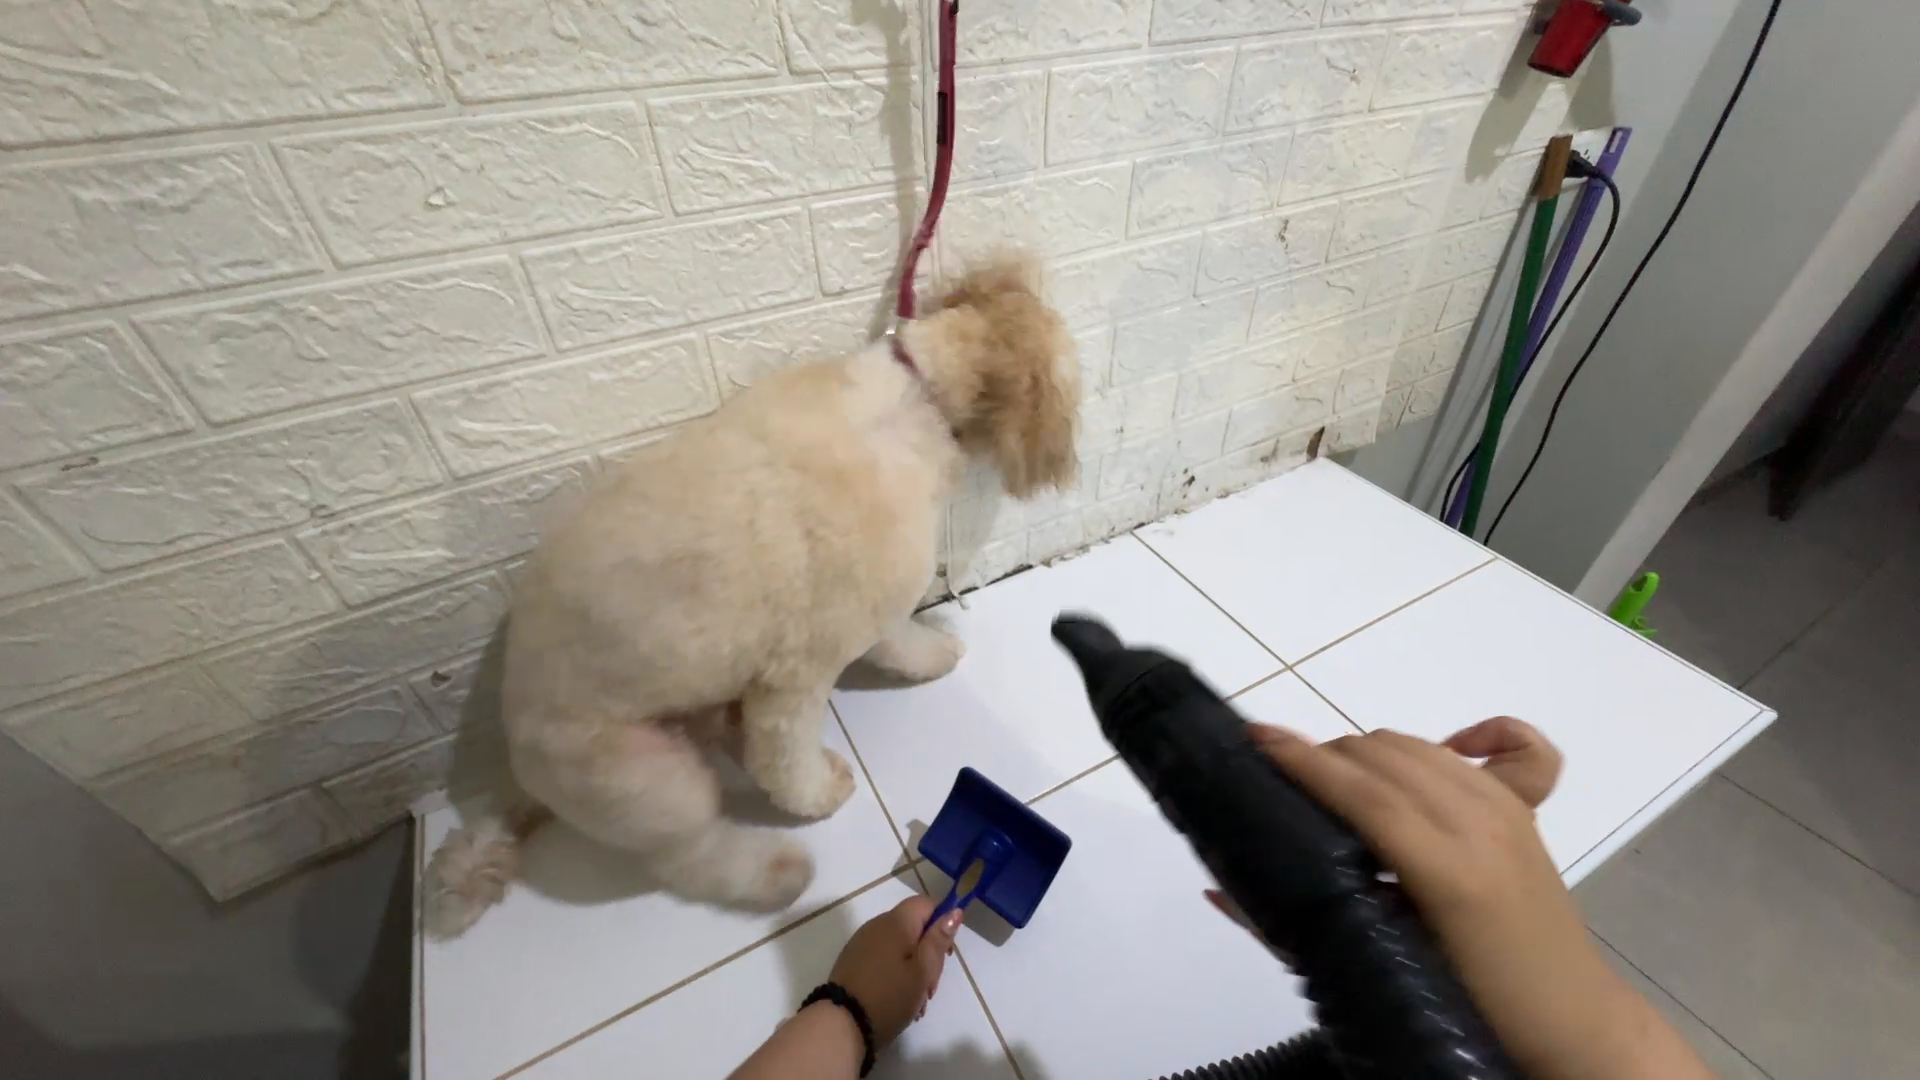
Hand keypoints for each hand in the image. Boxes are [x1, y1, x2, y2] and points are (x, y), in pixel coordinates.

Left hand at [830, 897, 961, 1048]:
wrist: (840, 1024)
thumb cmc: (889, 996)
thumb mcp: (922, 971)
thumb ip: (938, 939)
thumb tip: (954, 910)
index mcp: (896, 921)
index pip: (926, 904)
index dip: (941, 923)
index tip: (945, 954)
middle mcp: (878, 924)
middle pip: (913, 927)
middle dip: (927, 955)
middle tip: (930, 988)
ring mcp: (862, 942)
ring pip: (899, 946)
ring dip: (912, 969)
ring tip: (915, 1003)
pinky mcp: (852, 960)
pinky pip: (882, 958)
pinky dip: (894, 973)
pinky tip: (896, 1001)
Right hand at [1243, 721, 1680, 1079]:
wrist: (1570, 1026)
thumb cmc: (1460, 1003)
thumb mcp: (1366, 967)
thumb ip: (1283, 927)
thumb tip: (1213, 886)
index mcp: (1447, 873)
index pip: (1362, 792)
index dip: (1303, 760)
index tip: (1255, 739)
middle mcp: (1482, 827)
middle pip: (1381, 756)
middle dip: (1324, 756)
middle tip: (1291, 785)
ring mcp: (1509, 811)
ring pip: (1416, 743)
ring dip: (1367, 750)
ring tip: (1341, 781)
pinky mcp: (1529, 810)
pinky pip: (1515, 744)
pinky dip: (1478, 733)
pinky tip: (1450, 746)